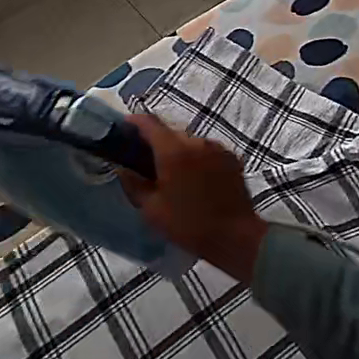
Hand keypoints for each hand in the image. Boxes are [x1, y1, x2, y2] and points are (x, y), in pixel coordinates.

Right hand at [118, 113, 267, 281]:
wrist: (235, 237)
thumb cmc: (188, 225)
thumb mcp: (152, 210)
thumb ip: (134, 185)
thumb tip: (123, 169)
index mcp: (173, 150)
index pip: (149, 123)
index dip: (134, 122)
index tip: (124, 128)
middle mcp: (196, 141)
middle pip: (170, 132)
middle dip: (157, 143)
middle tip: (148, 161)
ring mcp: (217, 148)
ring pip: (190, 142)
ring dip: (179, 152)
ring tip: (175, 174)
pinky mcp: (231, 158)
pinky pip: (207, 151)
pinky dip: (198, 159)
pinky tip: (197, 179)